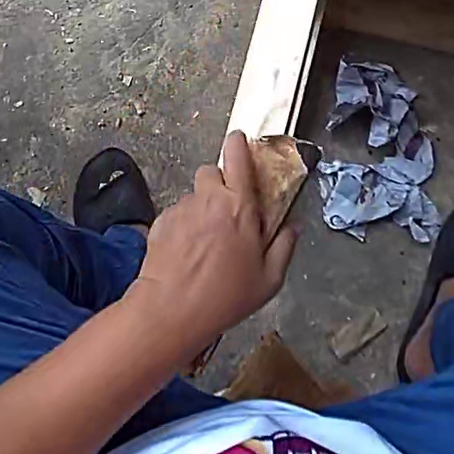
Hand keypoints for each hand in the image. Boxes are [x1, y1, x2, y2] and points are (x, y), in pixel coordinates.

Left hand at [129, 131, 295, 343]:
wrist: (168, 314)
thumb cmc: (222, 297)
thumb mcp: (269, 279)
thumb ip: (285, 246)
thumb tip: (293, 228)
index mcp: (240, 206)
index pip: (238, 158)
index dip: (239, 143)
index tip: (240, 139)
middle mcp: (209, 200)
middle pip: (211, 172)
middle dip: (219, 184)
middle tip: (228, 209)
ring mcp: (181, 211)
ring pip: (193, 195)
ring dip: (201, 207)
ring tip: (205, 239)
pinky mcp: (160, 224)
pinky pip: (176, 214)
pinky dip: (183, 225)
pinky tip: (187, 251)